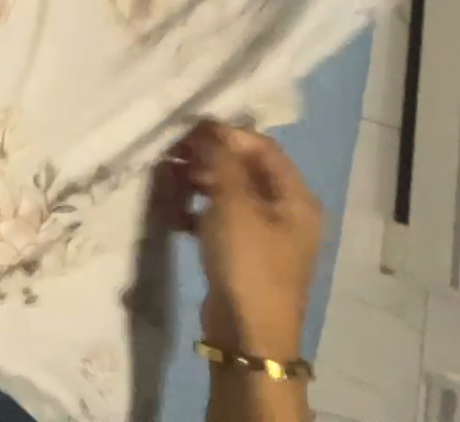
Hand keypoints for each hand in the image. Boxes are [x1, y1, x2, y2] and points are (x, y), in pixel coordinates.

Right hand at [164, 122, 321, 357]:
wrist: (248, 332)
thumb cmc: (248, 262)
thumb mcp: (233, 205)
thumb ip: (220, 161)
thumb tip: (208, 127)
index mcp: (294, 198)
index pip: (262, 147)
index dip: (226, 134)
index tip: (187, 130)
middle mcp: (284, 211)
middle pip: (244, 167)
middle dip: (207, 155)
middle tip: (170, 150)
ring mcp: (263, 232)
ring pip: (227, 190)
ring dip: (197, 179)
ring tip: (165, 175)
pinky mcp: (242, 250)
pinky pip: (217, 215)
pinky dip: (195, 206)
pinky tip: (171, 207)